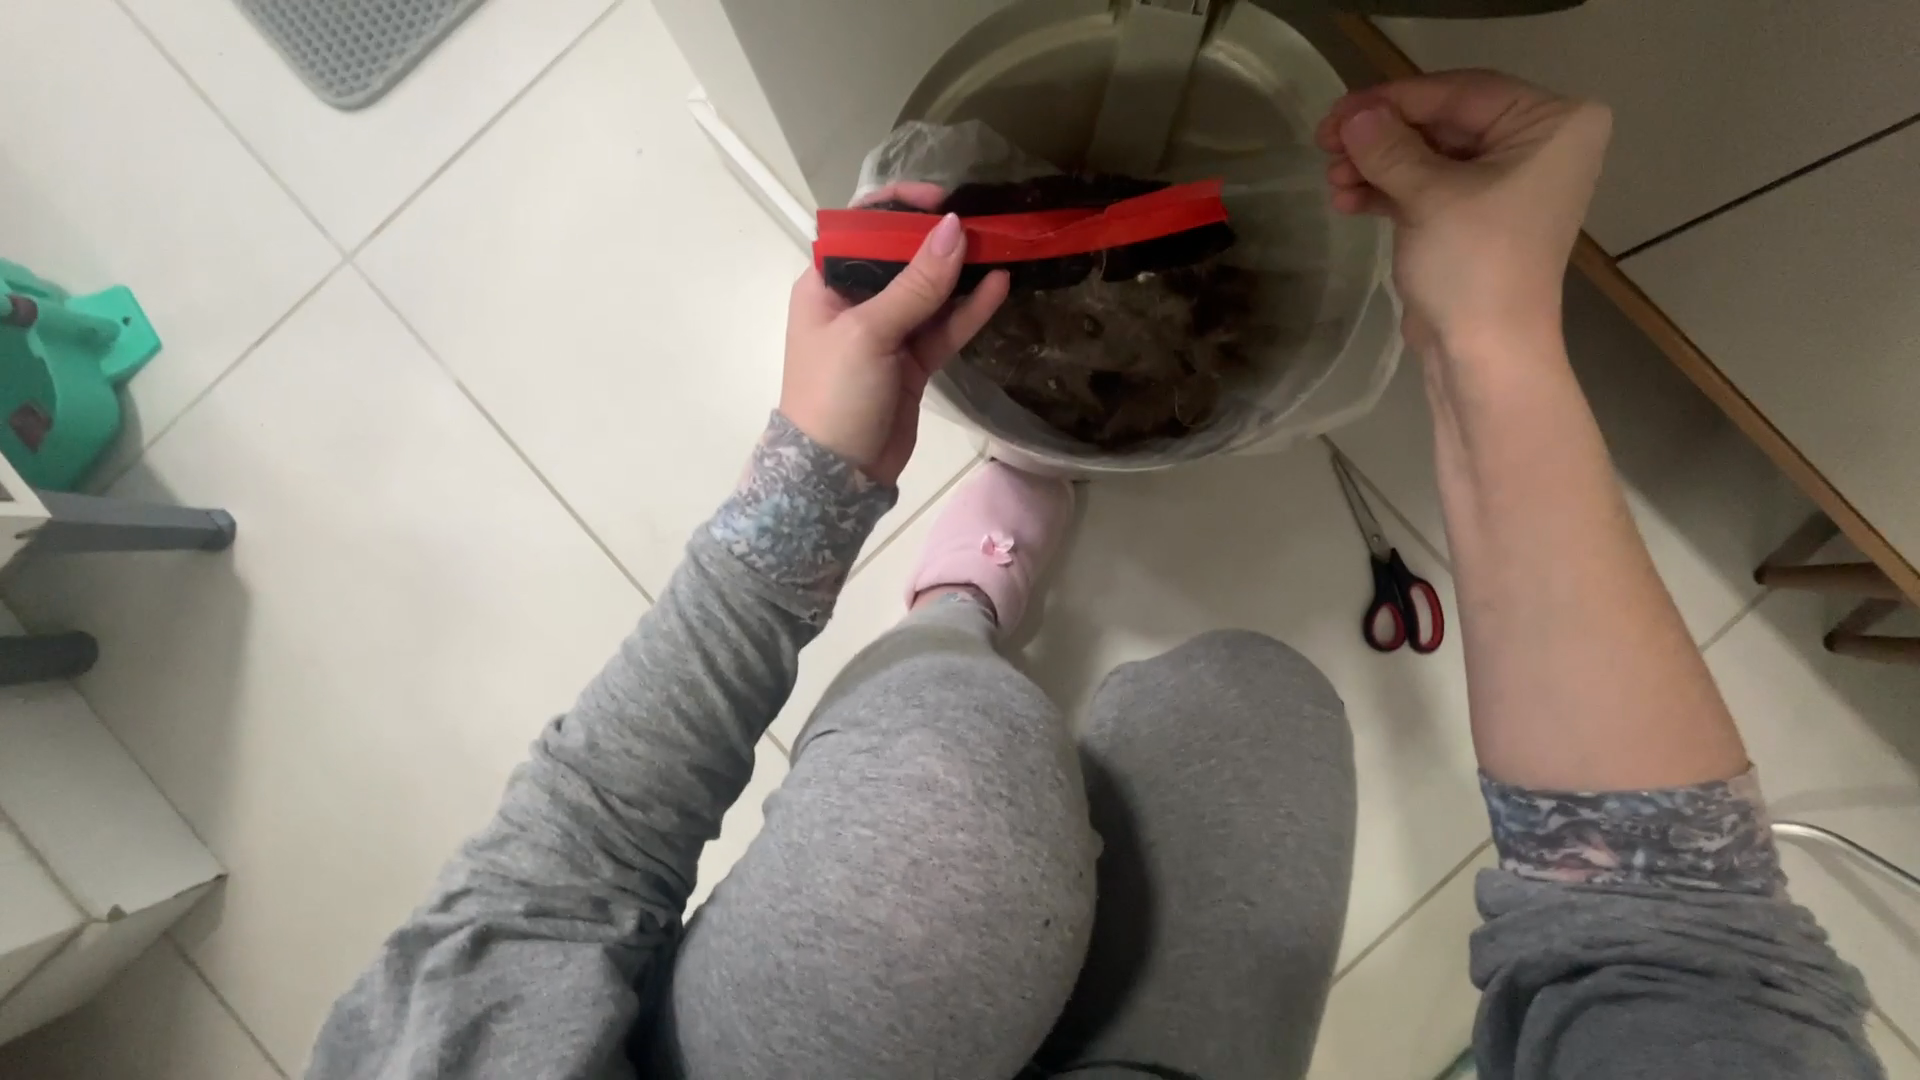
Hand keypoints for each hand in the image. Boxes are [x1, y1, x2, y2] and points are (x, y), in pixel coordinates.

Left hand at [780, 183, 1009, 484]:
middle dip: (940, 241)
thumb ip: (915, 284)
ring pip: (929, 294)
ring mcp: (887, 334)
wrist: (837, 473)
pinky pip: (943, 329)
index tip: (942, 202)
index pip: (861, 229)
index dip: (899, 208)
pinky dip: (968, 311)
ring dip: (962, 275)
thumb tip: (954, 229)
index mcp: (825, 284)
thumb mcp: (870, 333)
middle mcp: (856, 302)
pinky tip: (997, 288)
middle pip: (902, 259)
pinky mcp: (912, 363)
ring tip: (1001, 249)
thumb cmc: (835, 394)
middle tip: (984, 223)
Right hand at [1317, 70, 1611, 353]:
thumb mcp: (1429, 198)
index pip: (1460, 94)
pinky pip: (1424, 190)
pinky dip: (1386, 193)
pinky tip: (1347, 200)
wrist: (1483, 349)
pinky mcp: (1470, 220)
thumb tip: (1354, 118)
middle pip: (1441, 126)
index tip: (1337, 114)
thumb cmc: (1473, 264)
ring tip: (1332, 181)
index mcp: (1549, 124)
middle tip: (1326, 147)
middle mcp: (1533, 146)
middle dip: (1380, 139)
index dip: (1393, 101)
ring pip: (1426, 160)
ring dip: (1375, 168)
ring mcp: (1501, 186)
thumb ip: (1389, 151)